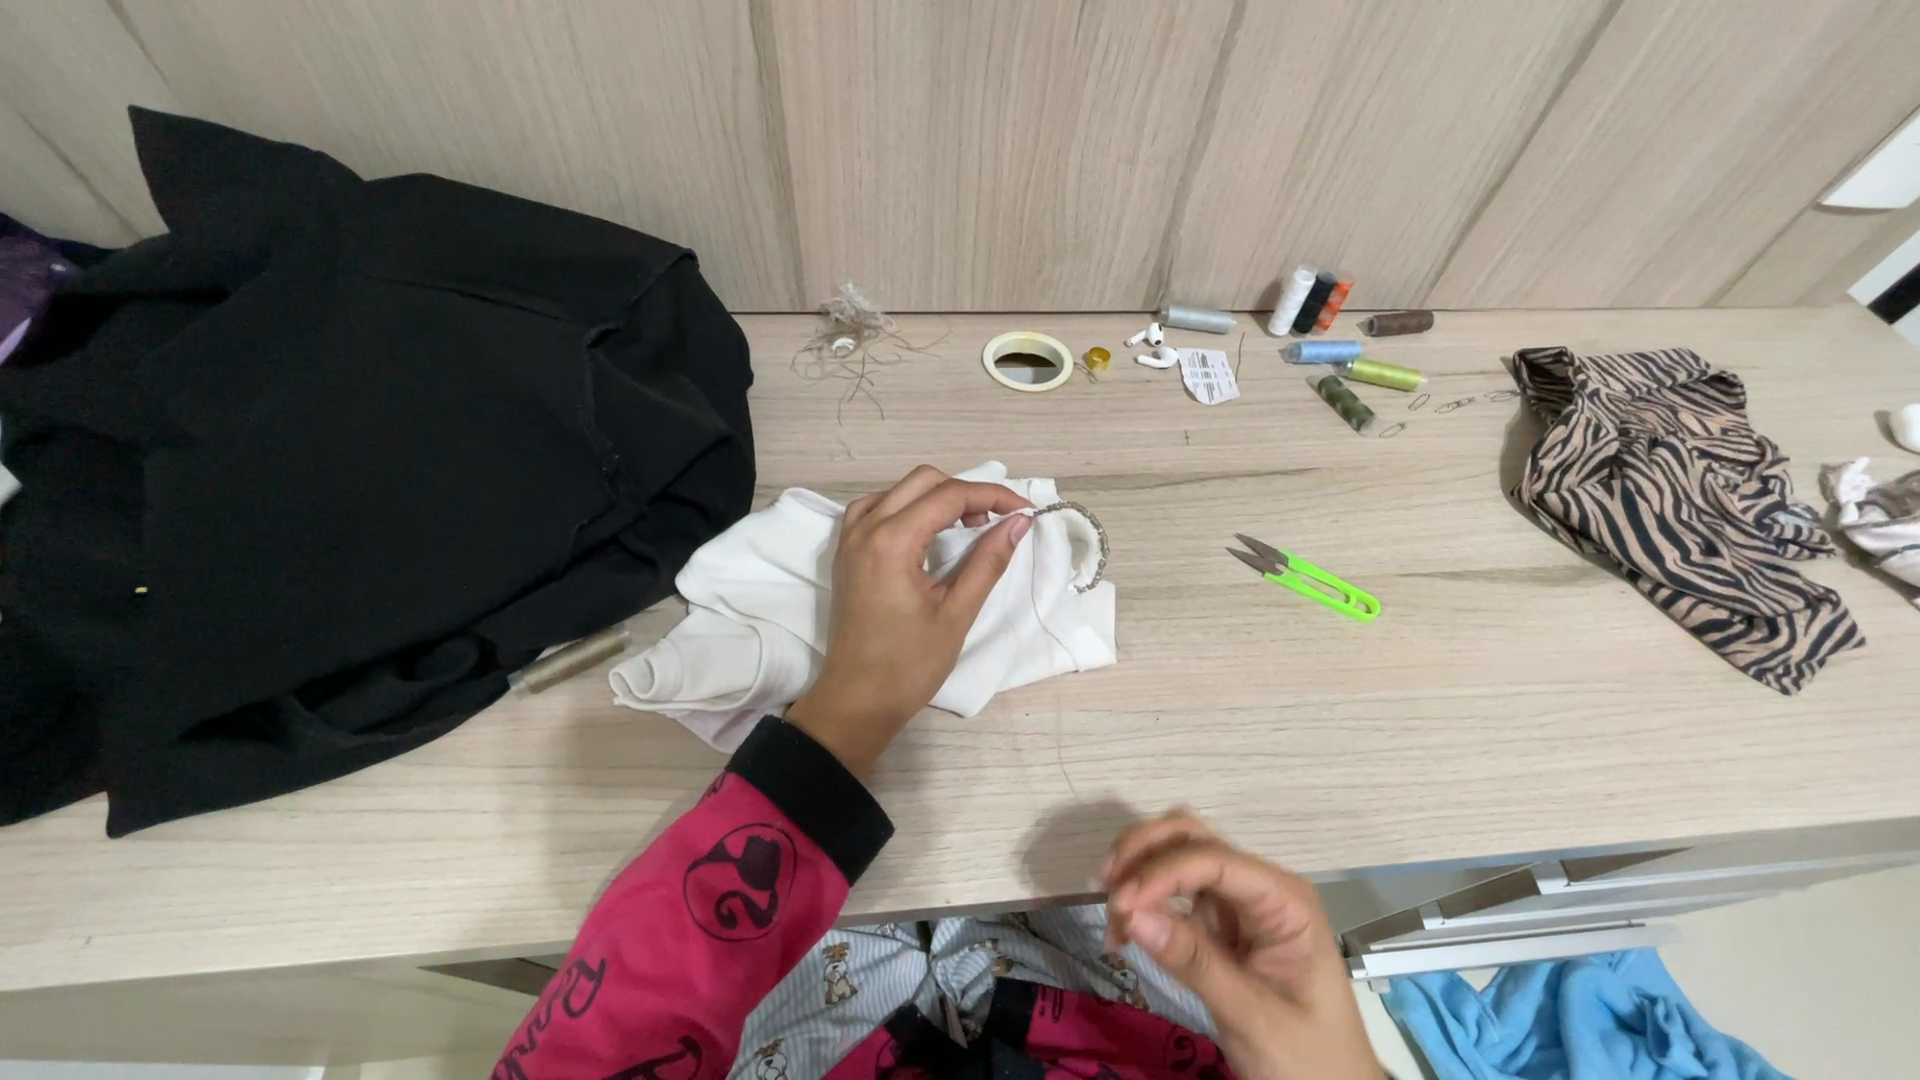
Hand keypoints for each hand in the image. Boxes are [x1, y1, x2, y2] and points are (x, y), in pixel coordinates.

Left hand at [786, 465, 1031, 776]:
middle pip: (924, 481)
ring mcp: (850, 539)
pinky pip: (876, 508)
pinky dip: (907, 508)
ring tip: (966, 529)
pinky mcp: (846, 552)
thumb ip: (988, 561)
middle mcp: (866, 528)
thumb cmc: (909, 665)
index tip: (1026, 512)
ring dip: (936, 497)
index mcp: (892, 541)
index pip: (950, 495)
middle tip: (996, 524)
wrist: (856, 700)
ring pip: (899, 490)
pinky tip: (925, 533)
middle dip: (967, 493)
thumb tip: (1020, 523)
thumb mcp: (957, 613)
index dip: (994, 496)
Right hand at [1102, 811, 1383, 1079]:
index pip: (1214, 858)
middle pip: (1191, 836)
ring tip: (1113, 915)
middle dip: (1144, 852)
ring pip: (1176, 854)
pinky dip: (1141, 900)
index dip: (1163, 872)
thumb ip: (1196, 964)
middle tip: (1106, 888)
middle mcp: (1257, 886)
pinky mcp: (1215, 922)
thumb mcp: (1255, 1019)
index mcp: (1283, 899)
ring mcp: (1234, 901)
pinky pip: (1171, 893)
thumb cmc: (1308, 1059)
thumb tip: (1132, 915)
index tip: (1123, 905)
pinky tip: (1124, 931)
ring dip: (1137, 871)